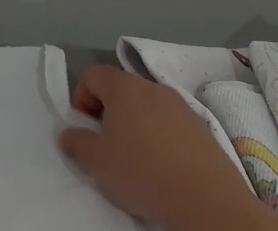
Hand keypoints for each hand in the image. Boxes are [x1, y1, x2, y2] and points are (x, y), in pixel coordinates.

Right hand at [57, 65, 277, 230]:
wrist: (208, 201)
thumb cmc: (142, 171)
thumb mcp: (96, 162)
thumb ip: (76, 143)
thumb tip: (69, 135)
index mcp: (124, 87)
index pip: (93, 75)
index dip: (81, 97)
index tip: (84, 126)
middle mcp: (153, 88)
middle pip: (123, 89)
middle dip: (110, 111)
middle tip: (107, 142)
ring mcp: (183, 108)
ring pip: (150, 107)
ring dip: (138, 125)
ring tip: (138, 158)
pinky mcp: (205, 131)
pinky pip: (174, 126)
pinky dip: (164, 139)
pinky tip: (165, 168)